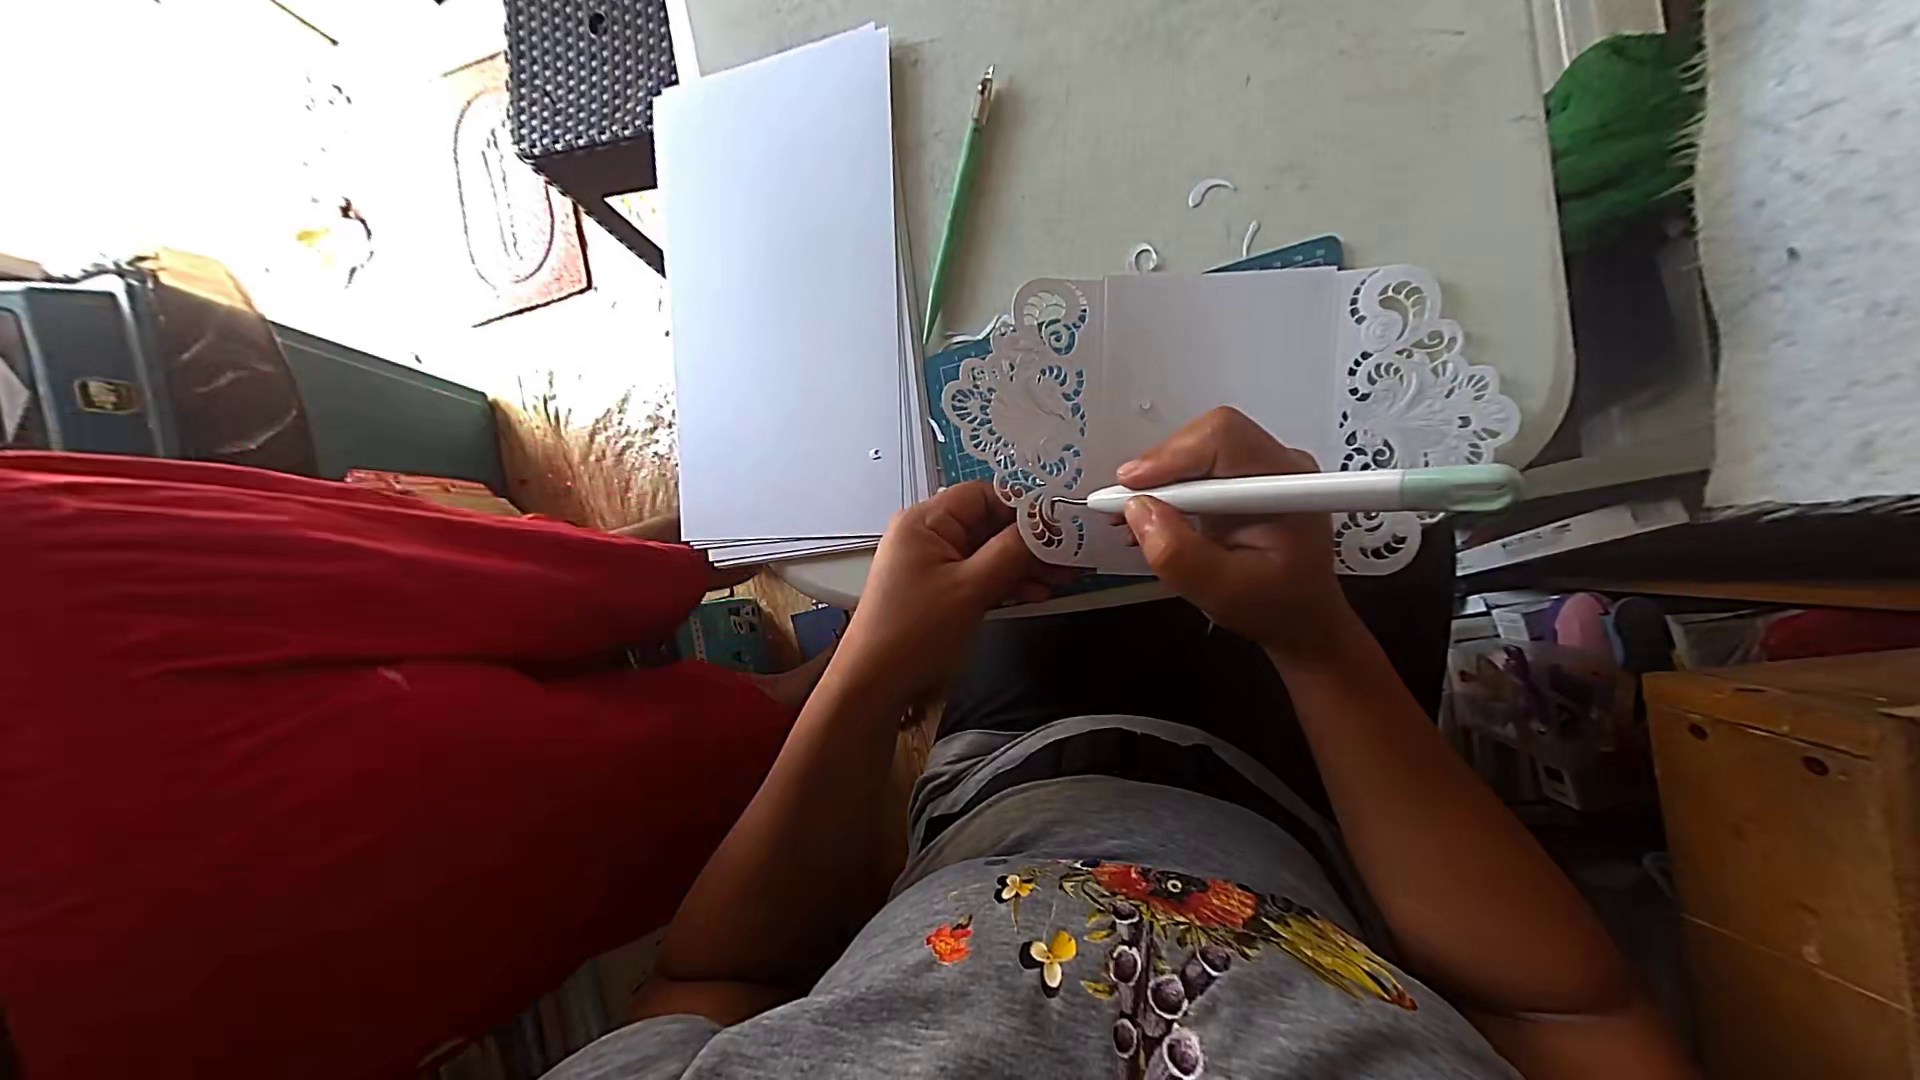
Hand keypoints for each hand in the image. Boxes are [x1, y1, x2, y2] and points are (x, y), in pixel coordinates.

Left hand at [836, 481, 1057, 698]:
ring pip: (987, 552)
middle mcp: (927, 534)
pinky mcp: (938, 588)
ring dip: (1023, 565)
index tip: (1059, 527)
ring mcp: (932, 562)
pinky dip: (1005, 582)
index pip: (983, 495)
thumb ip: (1011, 552)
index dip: (1022, 507)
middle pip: (988, 524)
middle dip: (1029, 542)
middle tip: (1068, 557)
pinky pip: (978, 574)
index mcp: (926, 520)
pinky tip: (1035, 594)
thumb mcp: (971, 588)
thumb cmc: (916, 631)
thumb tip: (1045, 526)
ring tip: (1061, 580)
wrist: (874, 684)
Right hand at [1118, 407, 1355, 657]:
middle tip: (1122, 509)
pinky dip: (1162, 489)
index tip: (1130, 488)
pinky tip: (1149, 518)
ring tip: (1132, 520)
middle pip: (1202, 439)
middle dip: (1157, 472)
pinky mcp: (1236, 478)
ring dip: (1155, 483)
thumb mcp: (1223, 593)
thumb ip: (1180, 555)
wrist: (1296, 616)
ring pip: (1191, 451)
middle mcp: (1274, 466)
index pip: (1223, 440)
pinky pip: (1191, 466)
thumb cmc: (1273, 606)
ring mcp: (1255, 469)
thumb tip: (1138, 511)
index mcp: (1285, 488)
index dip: (1171, 457)